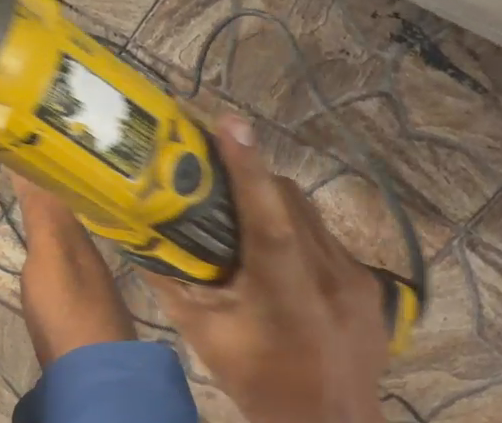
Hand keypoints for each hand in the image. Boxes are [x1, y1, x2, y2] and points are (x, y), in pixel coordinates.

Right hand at [141, 115, 388, 422]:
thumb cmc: (256, 379)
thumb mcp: (202, 332)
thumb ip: (170, 277)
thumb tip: (132, 228)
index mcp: (286, 296)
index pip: (269, 221)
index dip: (247, 170)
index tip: (231, 122)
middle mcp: (330, 281)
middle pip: (286, 201)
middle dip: (248, 176)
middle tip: (208, 162)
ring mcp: (356, 280)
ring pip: (306, 210)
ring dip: (270, 199)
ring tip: (236, 202)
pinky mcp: (369, 283)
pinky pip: (322, 233)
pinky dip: (292, 226)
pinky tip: (271, 247)